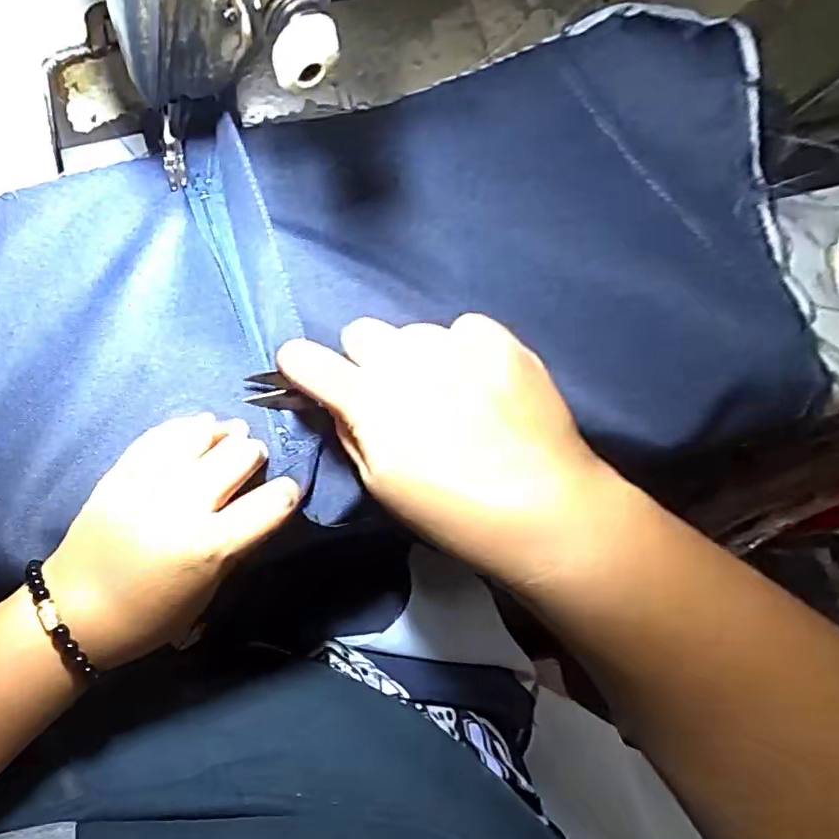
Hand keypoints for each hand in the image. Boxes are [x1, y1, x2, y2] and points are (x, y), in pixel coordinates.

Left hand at [43, 413, 300, 667]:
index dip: (287, 492)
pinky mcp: (121, 471)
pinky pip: (161, 434)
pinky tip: (197, 429)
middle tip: (251, 462)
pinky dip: (185, 427)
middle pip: (238, 455)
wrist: (77, 610)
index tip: (285, 491)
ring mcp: (148, 482)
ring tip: (226, 437)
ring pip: (201, 432)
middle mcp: (182, 505)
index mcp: (209, 546)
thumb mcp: (206, 592)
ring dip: (223, 433)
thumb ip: (238, 546)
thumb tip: (263, 506)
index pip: (271, 502)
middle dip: (254, 455)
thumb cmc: (150, 616)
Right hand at [276, 314, 624, 584]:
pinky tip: (480, 386)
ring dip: (415, 358)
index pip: (305, 360)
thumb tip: (337, 405)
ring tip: (446, 396)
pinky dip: (461, 352)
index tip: (306, 374)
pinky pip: (461, 330)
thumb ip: (348, 433)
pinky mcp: (497, 338)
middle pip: (361, 332)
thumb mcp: (379, 482)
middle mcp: (403, 357)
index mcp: (366, 397)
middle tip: (390, 396)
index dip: (299, 365)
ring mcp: (453, 341)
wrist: (539, 505)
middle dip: (365, 360)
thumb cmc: (446, 508)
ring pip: (412, 333)